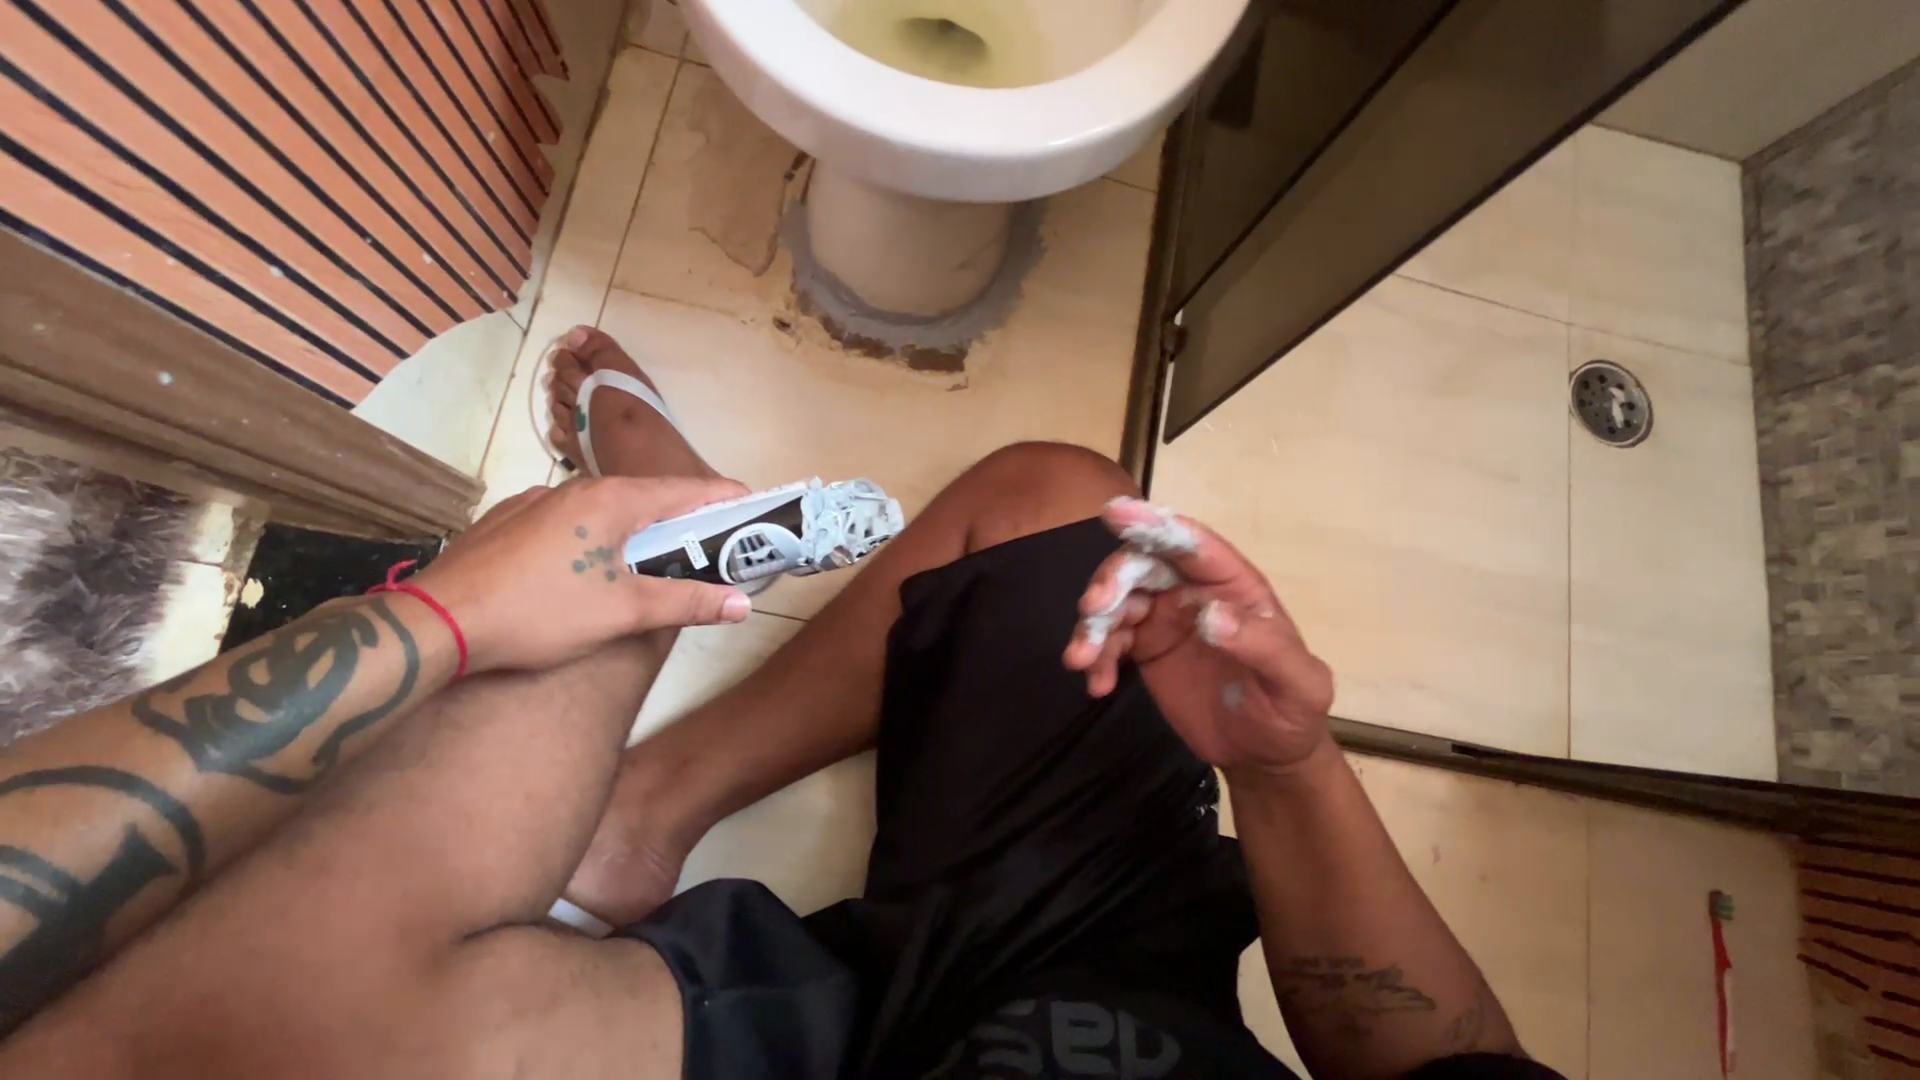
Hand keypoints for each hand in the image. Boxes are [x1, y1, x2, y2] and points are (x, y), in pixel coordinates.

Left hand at [414, 476, 752, 672]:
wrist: (435, 622)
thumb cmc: (540, 612)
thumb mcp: (623, 612)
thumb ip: (686, 601)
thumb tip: (743, 604)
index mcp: (613, 501)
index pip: (688, 490)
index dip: (725, 498)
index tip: (754, 507)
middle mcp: (578, 488)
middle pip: (649, 496)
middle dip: (685, 518)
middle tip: (713, 544)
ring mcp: (538, 500)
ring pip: (608, 507)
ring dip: (640, 527)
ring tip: (655, 558)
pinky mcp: (510, 520)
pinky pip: (572, 519)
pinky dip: (598, 534)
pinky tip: (589, 566)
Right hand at [1062, 498, 1335, 777]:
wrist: (1262, 755)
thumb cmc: (1289, 712)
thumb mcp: (1296, 684)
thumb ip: (1261, 646)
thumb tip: (1209, 615)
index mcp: (1232, 585)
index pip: (1192, 546)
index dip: (1154, 525)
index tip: (1114, 513)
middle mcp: (1192, 591)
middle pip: (1140, 566)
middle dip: (1111, 581)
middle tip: (1093, 610)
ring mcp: (1164, 617)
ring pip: (1116, 602)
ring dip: (1092, 626)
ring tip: (1081, 660)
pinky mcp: (1143, 647)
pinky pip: (1108, 640)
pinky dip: (1095, 658)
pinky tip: (1096, 684)